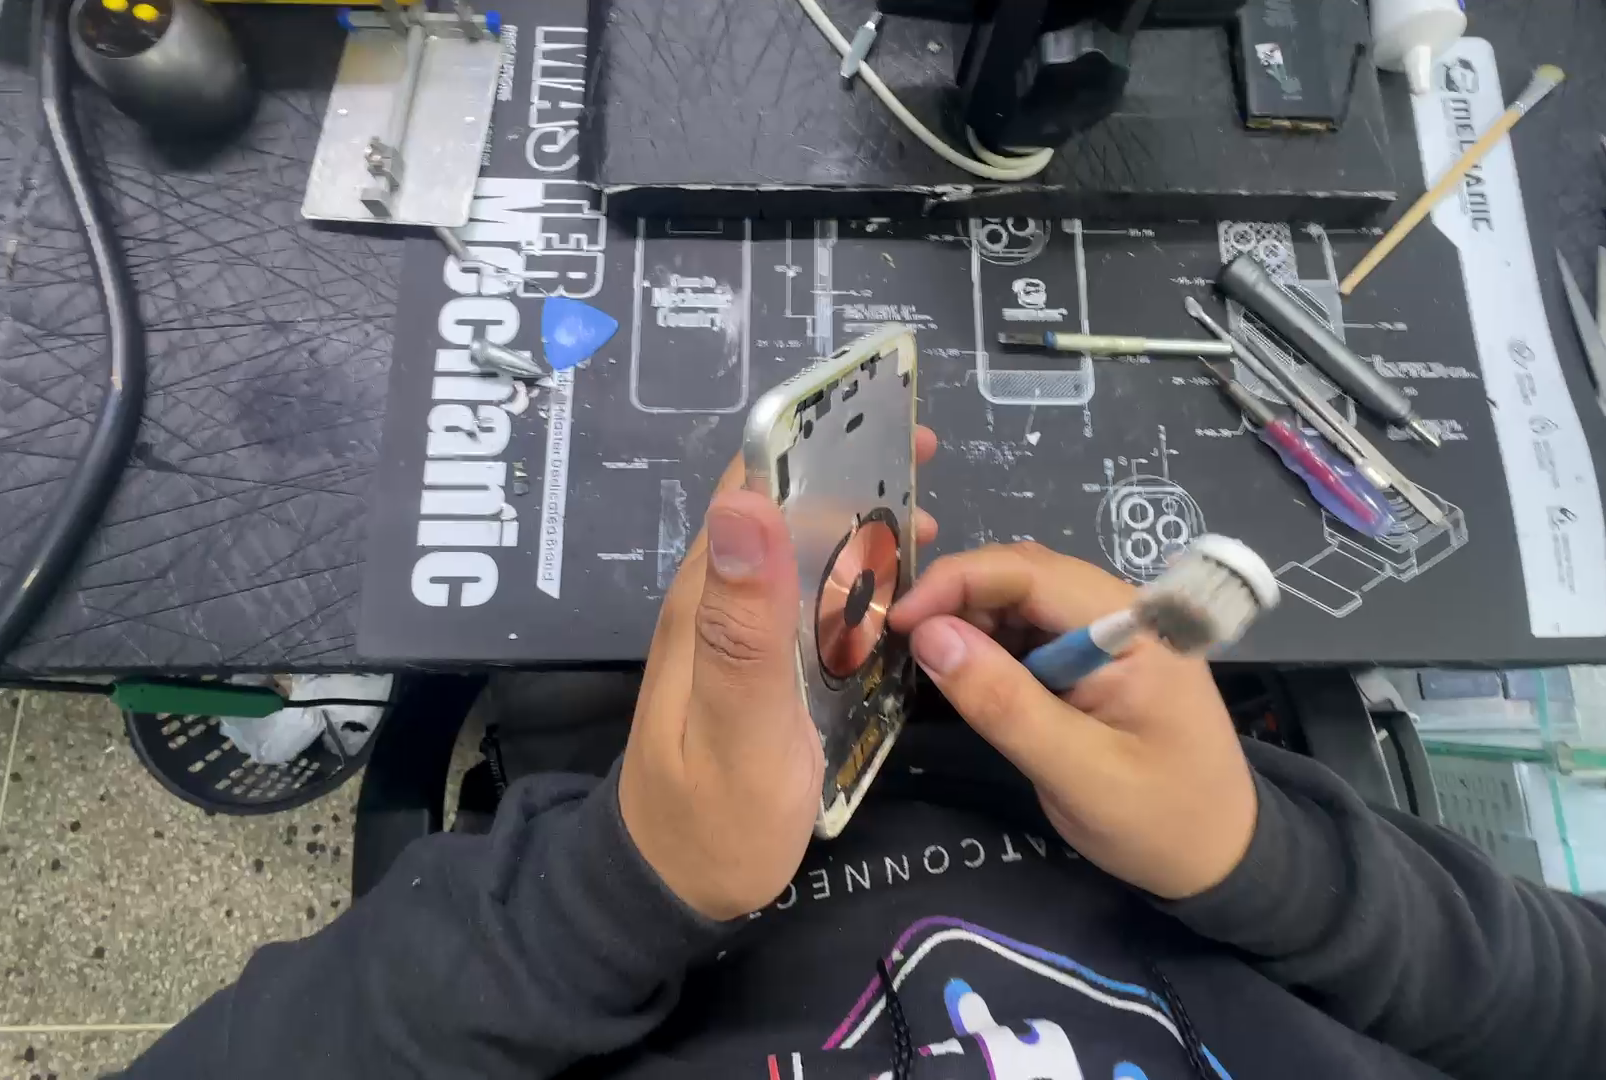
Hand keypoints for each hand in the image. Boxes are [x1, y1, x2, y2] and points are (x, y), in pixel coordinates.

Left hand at [621, 429, 938, 919]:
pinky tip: (898, 596)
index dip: (811, 441)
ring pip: (802, 554)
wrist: (676, 883)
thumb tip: (741, 502)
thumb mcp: (736, 727)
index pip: (750, 485)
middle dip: (853, 483)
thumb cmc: (712, 815)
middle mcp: (721, 597)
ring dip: (861, 534)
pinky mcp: (760, 660)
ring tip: (928, 541)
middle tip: (926, 488)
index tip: (882, 424)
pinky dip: (856, 583)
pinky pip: (811, 600)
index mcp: (709, 596)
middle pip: (784, 511)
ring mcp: (741, 630)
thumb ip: (742, 623)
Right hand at [887, 542, 1254, 899]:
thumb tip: (928, 636)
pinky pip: (1023, 627)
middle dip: (953, 598)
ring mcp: (1103, 628)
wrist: (1220, 857)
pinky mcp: (1087, 651)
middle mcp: (1117, 609)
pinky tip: (962, 670)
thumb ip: (1004, 704)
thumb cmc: (1159, 822)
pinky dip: (983, 642)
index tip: (897, 620)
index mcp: (1132, 624)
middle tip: (900, 642)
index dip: (955, 583)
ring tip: (925, 658)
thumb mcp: (1079, 773)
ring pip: (1015, 597)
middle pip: (1019, 574)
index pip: (1029, 572)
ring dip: (964, 619)